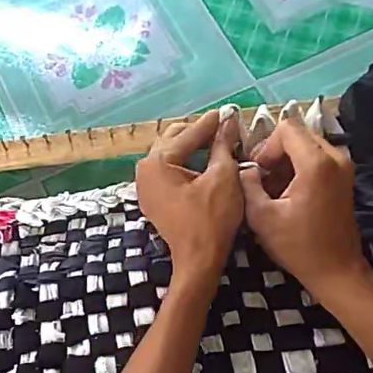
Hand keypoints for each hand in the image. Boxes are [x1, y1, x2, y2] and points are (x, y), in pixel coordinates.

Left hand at [135, 111, 242, 278]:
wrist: (198, 261)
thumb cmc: (211, 220)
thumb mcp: (223, 177)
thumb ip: (223, 145)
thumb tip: (228, 120)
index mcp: (157, 163)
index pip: (188, 134)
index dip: (211, 123)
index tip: (228, 112)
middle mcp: (144, 171)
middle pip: (173, 140)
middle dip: (199, 133)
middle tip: (223, 128)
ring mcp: (145, 186)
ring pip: (170, 155)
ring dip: (192, 147)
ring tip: (217, 142)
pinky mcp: (153, 199)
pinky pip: (168, 171)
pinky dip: (186, 164)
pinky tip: (205, 162)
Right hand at [239, 118, 370, 297]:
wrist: (336, 271)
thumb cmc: (298, 246)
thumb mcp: (262, 217)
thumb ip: (247, 185)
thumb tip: (244, 170)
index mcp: (317, 163)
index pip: (286, 128)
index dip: (266, 147)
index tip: (258, 172)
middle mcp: (336, 157)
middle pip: (298, 134)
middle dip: (275, 153)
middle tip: (261, 179)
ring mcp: (343, 167)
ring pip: (307, 145)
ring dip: (286, 161)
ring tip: (273, 190)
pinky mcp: (344, 178)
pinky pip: (317, 158)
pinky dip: (299, 168)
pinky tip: (288, 194)